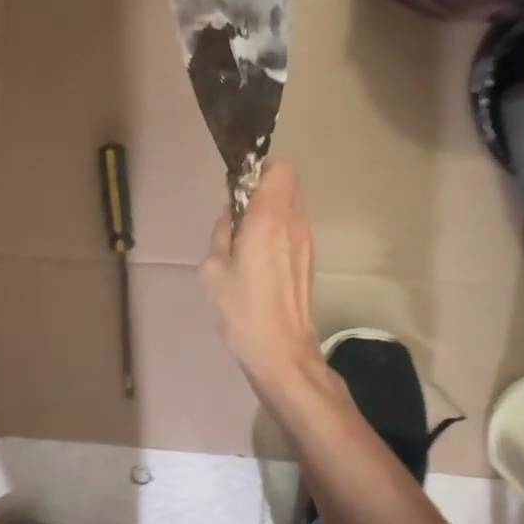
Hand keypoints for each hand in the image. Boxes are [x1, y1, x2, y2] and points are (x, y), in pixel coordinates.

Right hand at [200, 161, 324, 396]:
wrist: (283, 354)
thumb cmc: (243, 310)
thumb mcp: (213, 269)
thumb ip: (222, 232)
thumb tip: (230, 215)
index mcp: (269, 219)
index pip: (279, 169)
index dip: (259, 170)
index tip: (238, 187)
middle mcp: (294, 223)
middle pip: (287, 184)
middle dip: (263, 188)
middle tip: (238, 211)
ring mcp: (307, 242)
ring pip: (292, 206)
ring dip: (271, 210)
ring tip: (245, 237)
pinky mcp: (310, 261)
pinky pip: (294, 229)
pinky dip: (278, 230)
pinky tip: (259, 258)